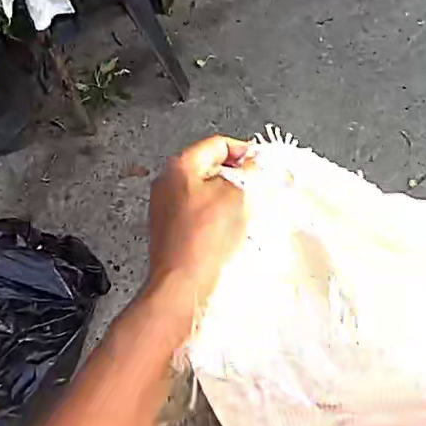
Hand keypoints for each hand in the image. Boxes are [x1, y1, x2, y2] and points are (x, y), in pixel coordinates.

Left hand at [141, 136, 250, 329]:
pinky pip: (196, 212)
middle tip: (256, 187)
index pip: (216, 144)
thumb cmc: (206, 236)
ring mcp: (164, 206)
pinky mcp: (168, 229)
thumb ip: (246, 172)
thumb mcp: (237, 194)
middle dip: (234, 174)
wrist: (183, 281)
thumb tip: (251, 164)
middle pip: (207, 166)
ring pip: (202, 191)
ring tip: (245, 210)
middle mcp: (166, 182)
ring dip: (226, 196)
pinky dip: (214, 215)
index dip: (243, 151)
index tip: (262, 164)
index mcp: (179, 166)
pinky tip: (228, 230)